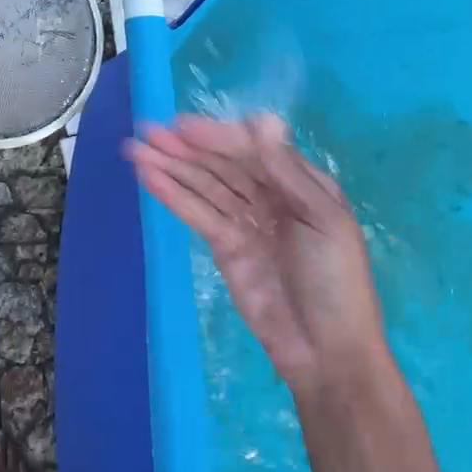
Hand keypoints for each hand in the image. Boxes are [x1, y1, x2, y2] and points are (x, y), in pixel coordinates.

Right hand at [126, 114, 385, 387]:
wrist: (327, 353)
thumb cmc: (337, 282)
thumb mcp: (324, 220)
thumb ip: (286, 171)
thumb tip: (261, 118)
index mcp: (299, 182)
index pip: (252, 149)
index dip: (218, 137)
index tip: (184, 127)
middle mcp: (269, 194)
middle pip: (222, 163)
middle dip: (185, 146)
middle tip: (147, 130)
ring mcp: (244, 220)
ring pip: (203, 184)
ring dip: (170, 165)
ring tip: (134, 149)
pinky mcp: (224, 245)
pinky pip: (196, 212)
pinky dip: (172, 194)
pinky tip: (148, 177)